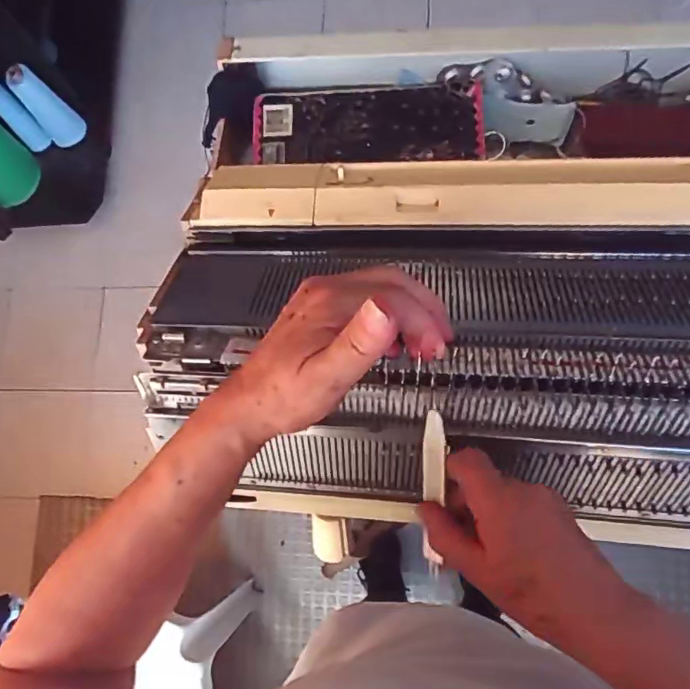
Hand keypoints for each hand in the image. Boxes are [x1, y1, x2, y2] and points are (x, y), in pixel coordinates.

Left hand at [201, 267, 451, 448]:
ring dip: (410, 312)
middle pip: (392, 282)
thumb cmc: (282, 398)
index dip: (423, 321)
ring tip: (423, 343)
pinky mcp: (320, 312)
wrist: (249, 406)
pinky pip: (366, 300)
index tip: (435, 347)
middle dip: (424, 309)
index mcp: (330, 304)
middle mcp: (325, 293)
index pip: (394, 297)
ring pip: (381, 288)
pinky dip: (390, 317)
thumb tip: (387, 311)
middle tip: (440, 339)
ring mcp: (321, 300)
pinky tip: (393, 342)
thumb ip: (359, 343)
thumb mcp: (325, 378)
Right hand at [418, 448, 651, 650]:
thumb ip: (445, 535)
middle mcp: (524, 490)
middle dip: (466, 504)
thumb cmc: (532, 594)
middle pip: (483, 480)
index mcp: (500, 499)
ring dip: (489, 515)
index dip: (447, 471)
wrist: (593, 609)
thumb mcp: (476, 570)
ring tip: (491, 556)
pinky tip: (515, 556)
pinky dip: (510, 520)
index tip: (439, 499)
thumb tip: (427, 510)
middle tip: (461, 542)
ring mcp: (546, 498)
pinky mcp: (559, 510)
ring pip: (502, 495)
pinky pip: (523, 504)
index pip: (467, 459)